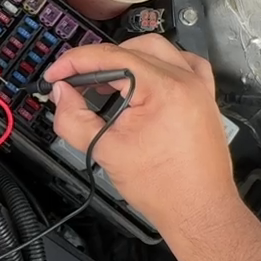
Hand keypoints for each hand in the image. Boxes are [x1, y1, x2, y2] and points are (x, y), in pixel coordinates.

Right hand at [45, 36, 235, 237]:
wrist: (199, 211)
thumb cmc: (163, 187)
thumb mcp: (105, 151)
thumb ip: (74, 119)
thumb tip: (61, 94)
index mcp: (162, 89)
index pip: (110, 58)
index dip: (75, 62)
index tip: (56, 74)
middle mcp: (184, 80)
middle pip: (130, 49)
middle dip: (97, 61)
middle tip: (75, 81)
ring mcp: (198, 87)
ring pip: (157, 49)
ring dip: (126, 58)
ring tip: (105, 81)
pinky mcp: (204, 97)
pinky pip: (184, 63)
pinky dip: (160, 63)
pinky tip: (145, 78)